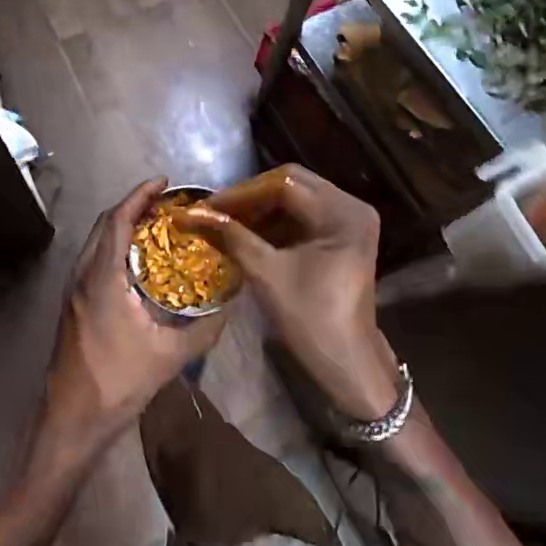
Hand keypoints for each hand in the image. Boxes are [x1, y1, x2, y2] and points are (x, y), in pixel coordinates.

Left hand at [44, 178, 226, 439]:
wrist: (71, 421)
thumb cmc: (117, 383)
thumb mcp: (170, 357)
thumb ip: (205, 328)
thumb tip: (234, 302)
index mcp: (102, 279)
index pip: (117, 220)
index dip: (138, 196)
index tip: (163, 182)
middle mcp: (82, 276)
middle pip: (104, 224)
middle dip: (132, 205)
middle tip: (165, 202)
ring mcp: (73, 290)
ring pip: (96, 241)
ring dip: (121, 224)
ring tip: (156, 225)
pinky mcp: (72, 304)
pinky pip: (94, 258)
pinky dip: (114, 245)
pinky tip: (138, 261)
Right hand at [180, 165, 400, 419]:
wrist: (346, 361)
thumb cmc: (311, 319)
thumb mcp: (267, 274)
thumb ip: (233, 236)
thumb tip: (193, 213)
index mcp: (342, 213)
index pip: (285, 185)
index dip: (242, 193)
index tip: (207, 205)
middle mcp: (352, 205)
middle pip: (292, 184)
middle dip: (251, 196)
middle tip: (216, 210)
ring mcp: (350, 217)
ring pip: (297, 196)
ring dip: (261, 207)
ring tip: (226, 219)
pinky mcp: (343, 231)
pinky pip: (305, 212)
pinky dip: (276, 219)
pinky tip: (248, 229)